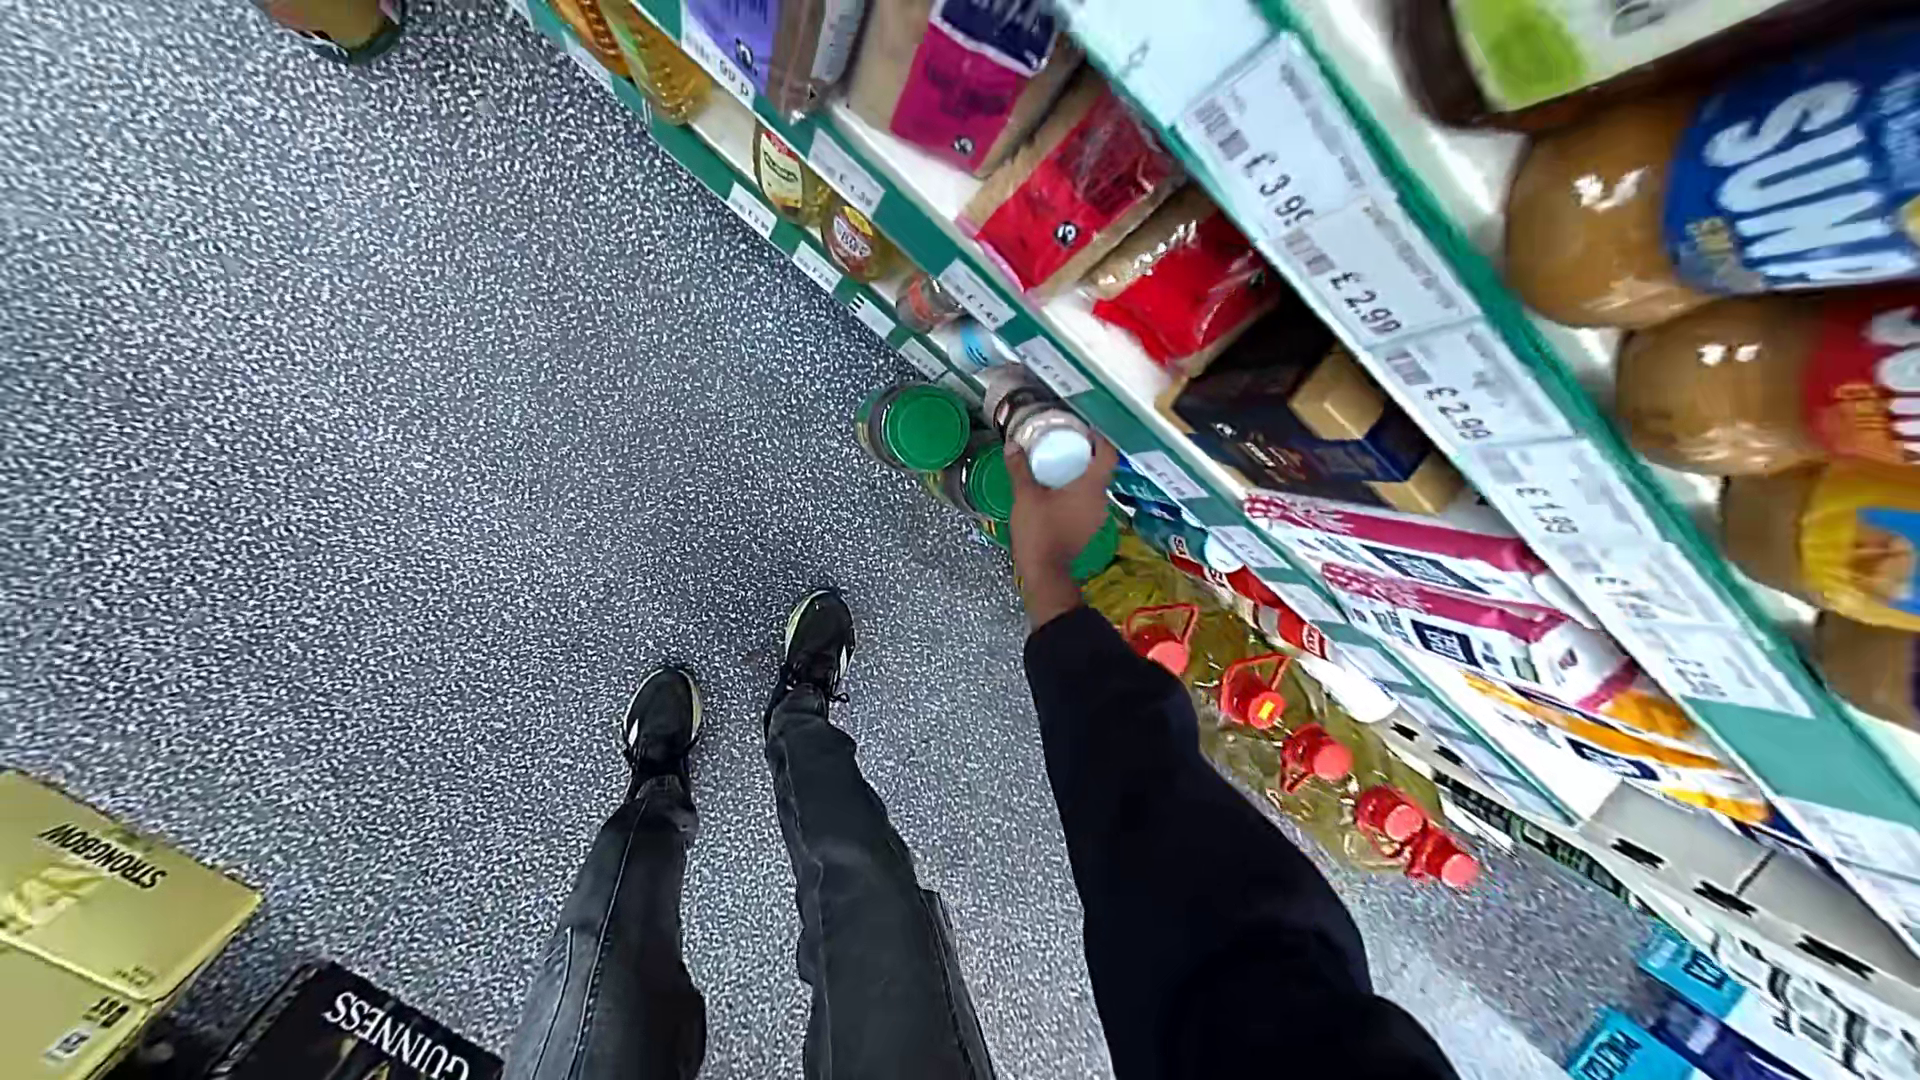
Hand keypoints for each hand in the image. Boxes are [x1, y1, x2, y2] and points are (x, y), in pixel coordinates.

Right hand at [1007, 435, 1117, 628]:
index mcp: (1091, 487)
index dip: (1100, 438)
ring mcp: (1097, 517)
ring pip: (1095, 488)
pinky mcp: (1089, 530)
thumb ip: (1019, 469)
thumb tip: (1012, 445)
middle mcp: (1101, 500)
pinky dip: (1078, 493)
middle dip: (1086, 456)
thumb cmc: (1038, 531)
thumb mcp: (1025, 496)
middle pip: (1101, 470)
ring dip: (1081, 476)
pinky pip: (1088, 503)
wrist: (1044, 572)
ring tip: (1059, 466)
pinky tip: (1058, 492)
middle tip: (1065, 444)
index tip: (1084, 430)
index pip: (1108, 454)